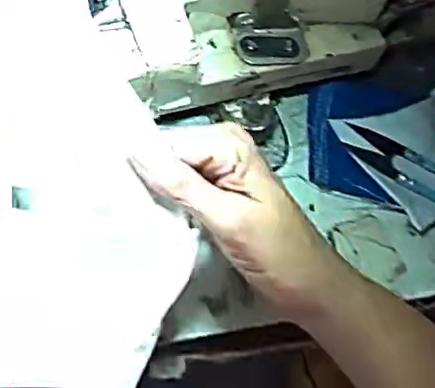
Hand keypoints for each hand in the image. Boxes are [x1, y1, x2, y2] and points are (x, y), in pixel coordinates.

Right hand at [129, 123, 357, 321]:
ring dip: (157, 190)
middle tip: (129, 203)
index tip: (120, 187)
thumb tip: (136, 152)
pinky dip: (169, 199)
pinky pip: (179, 182)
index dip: (145, 166)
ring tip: (141, 209)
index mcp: (228, 141)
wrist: (314, 292)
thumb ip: (181, 185)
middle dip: (150, 177)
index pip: (168, 144)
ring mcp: (218, 163)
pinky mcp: (214, 184)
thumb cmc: (281, 257)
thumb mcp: (229, 221)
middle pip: (166, 153)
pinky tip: (161, 213)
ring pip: (169, 168)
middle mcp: (221, 143)